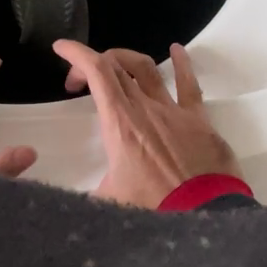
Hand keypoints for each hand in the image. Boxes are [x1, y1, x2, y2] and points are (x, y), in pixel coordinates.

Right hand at [53, 40, 238, 209]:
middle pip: (116, 66)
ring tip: (113, 61)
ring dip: (126, 59)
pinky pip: (188, 84)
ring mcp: (173, 110)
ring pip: (146, 68)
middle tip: (79, 82)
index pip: (97, 72)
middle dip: (92, 65)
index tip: (61, 48)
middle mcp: (145, 107)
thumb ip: (84, 197)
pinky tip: (176, 50)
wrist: (205, 218)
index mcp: (120, 123)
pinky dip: (181, 63)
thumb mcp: (107, 205)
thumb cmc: (153, 210)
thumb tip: (64, 203)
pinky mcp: (198, 119)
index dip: (77, 54)